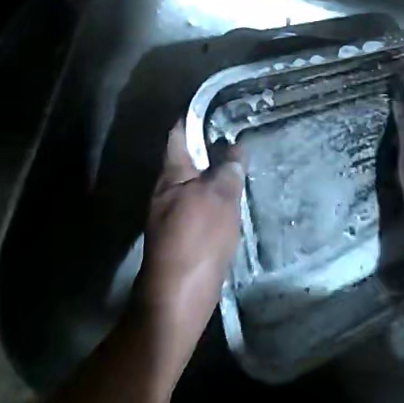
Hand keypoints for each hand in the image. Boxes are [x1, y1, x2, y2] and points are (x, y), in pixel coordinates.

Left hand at [135, 122, 242, 366]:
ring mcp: (169, 217)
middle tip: (236, 135)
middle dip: (206, 147)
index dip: (192, 118)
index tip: (212, 106)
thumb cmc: (198, 239)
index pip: (178, 136)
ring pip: (192, 185)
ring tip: (238, 168)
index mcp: (171, 176)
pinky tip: (230, 205)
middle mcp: (165, 192)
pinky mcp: (179, 239)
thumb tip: (234, 149)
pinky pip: (197, 207)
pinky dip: (212, 199)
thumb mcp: (220, 198)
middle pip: (184, 161)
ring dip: (211, 175)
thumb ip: (227, 171)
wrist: (178, 296)